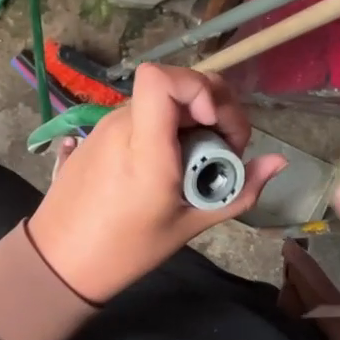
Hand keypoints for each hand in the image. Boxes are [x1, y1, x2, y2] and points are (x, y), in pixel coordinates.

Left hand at [27, 65, 286, 302]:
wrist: (60, 261)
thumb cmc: (127, 249)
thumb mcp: (190, 224)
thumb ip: (238, 191)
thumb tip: (280, 162)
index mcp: (144, 147)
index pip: (161, 78)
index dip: (196, 88)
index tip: (214, 124)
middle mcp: (122, 124)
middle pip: (174, 82)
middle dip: (212, 104)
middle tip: (227, 146)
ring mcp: (106, 125)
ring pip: (161, 98)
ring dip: (192, 117)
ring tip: (203, 158)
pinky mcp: (98, 133)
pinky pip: (143, 113)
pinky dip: (168, 125)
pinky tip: (174, 161)